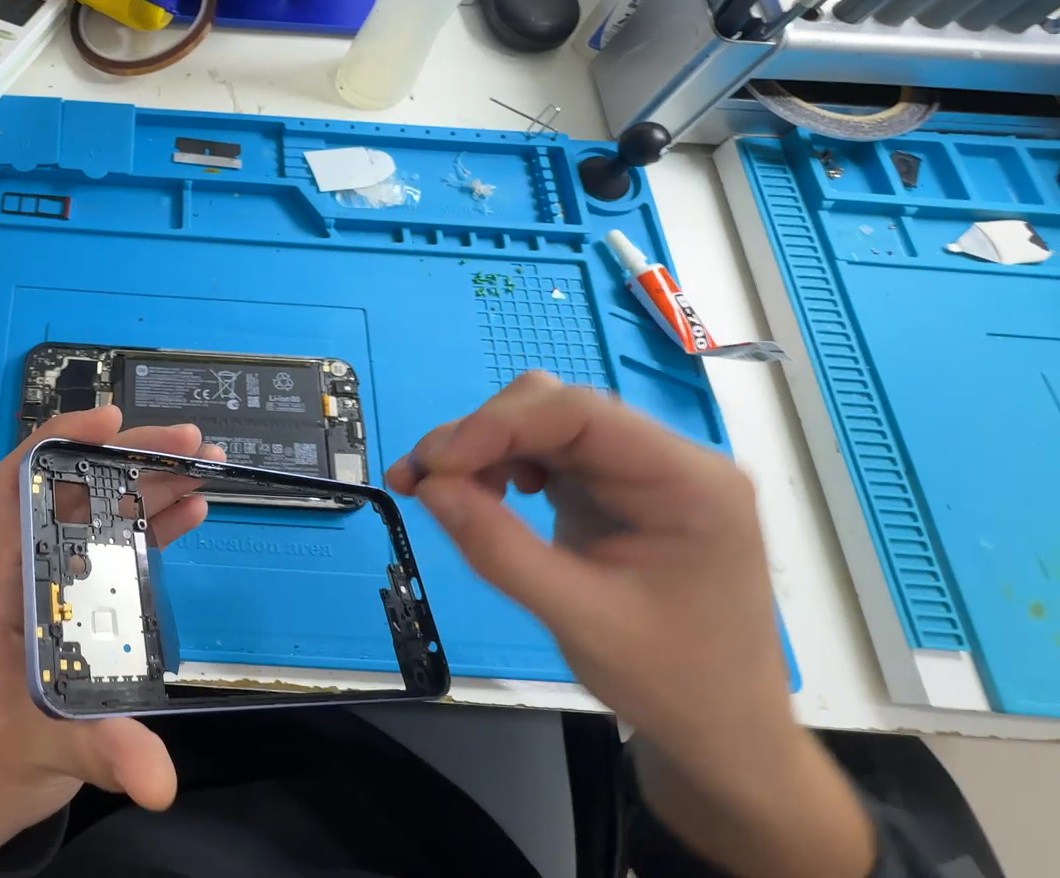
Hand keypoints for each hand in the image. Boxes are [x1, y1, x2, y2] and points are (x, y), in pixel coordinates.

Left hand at [0, 407, 220, 864]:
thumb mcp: (41, 748)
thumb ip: (96, 752)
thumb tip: (159, 778)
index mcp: (4, 580)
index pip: (16, 486)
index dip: (56, 442)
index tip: (111, 420)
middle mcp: (33, 567)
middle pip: (77, 490)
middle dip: (131, 457)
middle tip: (193, 442)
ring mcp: (62, 583)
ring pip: (105, 513)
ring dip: (152, 484)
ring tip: (207, 466)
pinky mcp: (89, 606)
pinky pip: (121, 550)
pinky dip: (156, 526)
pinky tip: (192, 512)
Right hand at [387, 372, 873, 877]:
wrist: (718, 729)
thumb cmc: (669, 680)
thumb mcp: (578, 619)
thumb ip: (500, 549)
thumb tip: (428, 486)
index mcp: (687, 482)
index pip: (580, 413)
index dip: (496, 426)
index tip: (434, 466)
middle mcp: (666, 460)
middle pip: (554, 409)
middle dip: (479, 436)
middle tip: (419, 480)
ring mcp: (638, 472)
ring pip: (540, 424)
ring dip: (480, 449)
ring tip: (435, 491)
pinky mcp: (612, 489)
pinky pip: (542, 454)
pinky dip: (496, 466)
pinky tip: (476, 498)